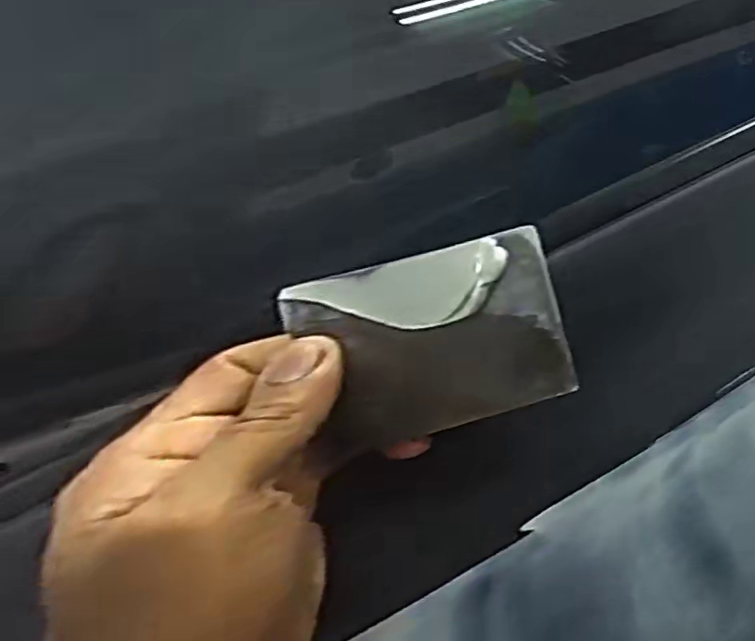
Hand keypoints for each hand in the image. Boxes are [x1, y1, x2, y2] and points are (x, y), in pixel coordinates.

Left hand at [41, 336, 425, 640]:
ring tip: (416, 408)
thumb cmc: (196, 597)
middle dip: (345, 380)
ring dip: (369, 410)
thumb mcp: (219, 505)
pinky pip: (335, 451)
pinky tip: (408, 439)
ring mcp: (243, 486)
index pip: (230, 371)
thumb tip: (320, 345)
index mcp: (151, 456)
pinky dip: (374, 440)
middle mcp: (195, 462)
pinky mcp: (288, 505)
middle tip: (405, 374)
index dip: (298, 352)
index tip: (367, 344)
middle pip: (278, 391)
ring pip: (315, 419)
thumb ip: (266, 421)